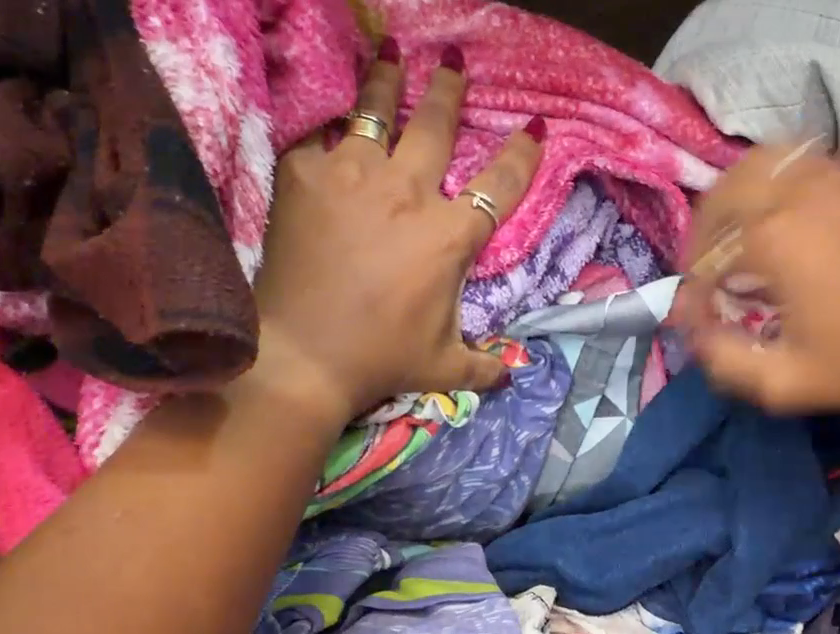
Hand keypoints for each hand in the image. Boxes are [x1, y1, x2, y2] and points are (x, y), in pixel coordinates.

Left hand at [249, 41, 543, 424]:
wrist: (304, 355)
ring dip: (387, 81)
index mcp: (449, 236)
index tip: (534, 129)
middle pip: (434, 126)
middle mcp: (407, 193)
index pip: (500, 185)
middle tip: (452, 63)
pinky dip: (327, 127)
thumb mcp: (445, 367)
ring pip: (375, 112)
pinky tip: (328, 117)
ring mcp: (352, 177)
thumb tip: (513, 373)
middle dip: (448, 91)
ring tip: (390, 54)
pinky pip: (320, 137)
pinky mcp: (305, 177)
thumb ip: (485, 364)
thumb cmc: (382, 360)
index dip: (522, 155)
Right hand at [671, 144, 839, 413]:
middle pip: (724, 192)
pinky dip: (777, 181)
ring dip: (736, 197)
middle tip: (705, 272)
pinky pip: (802, 162)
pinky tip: (782, 217)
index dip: (693, 293)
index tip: (698, 323)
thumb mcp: (787, 383)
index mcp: (773, 239)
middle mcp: (797, 193)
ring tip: (734, 235)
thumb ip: (726, 362)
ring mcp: (834, 179)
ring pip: (762, 163)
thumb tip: (694, 334)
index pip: (706, 256)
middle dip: (703, 233)